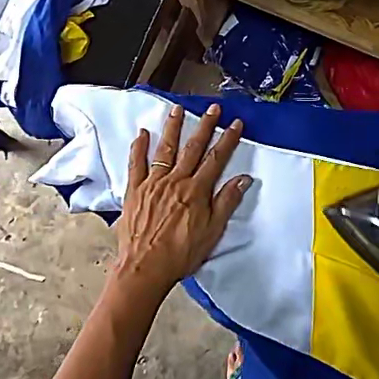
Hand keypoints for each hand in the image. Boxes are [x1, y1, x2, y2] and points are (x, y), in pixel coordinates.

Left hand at [109, 103, 252, 305]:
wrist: (144, 269)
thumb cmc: (181, 253)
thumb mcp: (213, 230)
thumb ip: (227, 201)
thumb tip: (243, 179)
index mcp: (197, 191)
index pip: (217, 158)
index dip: (228, 139)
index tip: (236, 124)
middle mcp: (175, 182)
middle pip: (193, 148)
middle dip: (205, 126)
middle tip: (213, 109)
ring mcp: (153, 184)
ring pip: (165, 150)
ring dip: (173, 128)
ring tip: (177, 110)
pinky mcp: (135, 192)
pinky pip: (136, 165)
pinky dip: (139, 148)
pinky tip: (143, 134)